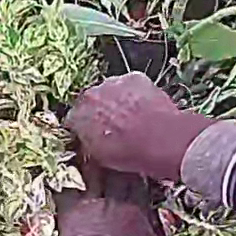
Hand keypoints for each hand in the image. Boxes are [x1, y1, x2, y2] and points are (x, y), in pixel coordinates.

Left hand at [58, 164, 165, 235]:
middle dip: (112, 162)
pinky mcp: (69, 213)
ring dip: (89, 166)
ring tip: (85, 154)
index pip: (138, 183)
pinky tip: (59, 182)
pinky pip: (64, 193)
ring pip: (90, 176)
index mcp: (136, 209)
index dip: (135, 172)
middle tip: (109, 150)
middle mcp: (113, 202)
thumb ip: (155, 234)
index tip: (133, 164)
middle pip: (114, 174)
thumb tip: (157, 230)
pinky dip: (62, 187)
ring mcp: (90, 205)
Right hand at [67, 73, 215, 182]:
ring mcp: (112, 84)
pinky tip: (144, 108)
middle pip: (90, 101)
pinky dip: (135, 93)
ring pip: (110, 90)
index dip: (84, 128)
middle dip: (99, 112)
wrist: (162, 139)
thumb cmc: (132, 152)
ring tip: (132, 118)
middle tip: (114, 127)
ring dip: (117, 101)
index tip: (93, 134)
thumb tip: (88, 144)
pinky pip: (129, 84)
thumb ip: (88, 145)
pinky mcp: (133, 77)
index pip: (73, 119)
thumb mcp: (101, 158)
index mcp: (78, 117)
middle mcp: (91, 96)